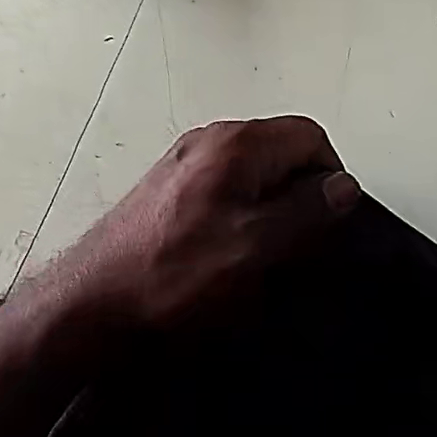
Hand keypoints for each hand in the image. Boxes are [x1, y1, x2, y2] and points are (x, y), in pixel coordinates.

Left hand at [29, 116, 360, 331]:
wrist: (95, 299)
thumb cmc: (167, 274)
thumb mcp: (252, 247)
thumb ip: (303, 213)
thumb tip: (341, 189)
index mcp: (234, 145)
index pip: (309, 137)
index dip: (331, 177)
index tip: (330, 220)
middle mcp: (205, 143)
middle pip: (279, 153)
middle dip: (298, 195)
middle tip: (297, 243)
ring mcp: (182, 167)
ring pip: (249, 176)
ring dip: (266, 210)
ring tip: (259, 256)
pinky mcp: (166, 193)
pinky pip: (220, 194)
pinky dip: (235, 218)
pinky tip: (223, 255)